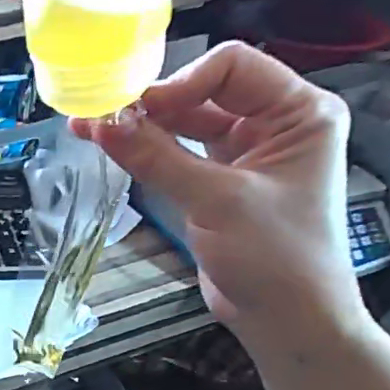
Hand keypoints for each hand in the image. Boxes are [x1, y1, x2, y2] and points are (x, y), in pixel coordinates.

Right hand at [72, 42, 364, 337]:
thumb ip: (158, 158)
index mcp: (298, 112)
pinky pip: (179, 156)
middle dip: (152, 104)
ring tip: (91, 128)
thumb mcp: (218, 201)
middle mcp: (274, 124)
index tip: (135, 109)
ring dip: (143, 127)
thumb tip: (101, 123)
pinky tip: (112, 148)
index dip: (181, 81)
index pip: (233, 66)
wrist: (288, 322)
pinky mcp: (219, 185)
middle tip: (100, 114)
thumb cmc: (275, 257)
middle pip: (204, 93)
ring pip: (186, 125)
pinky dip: (148, 153)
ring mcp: (244, 155)